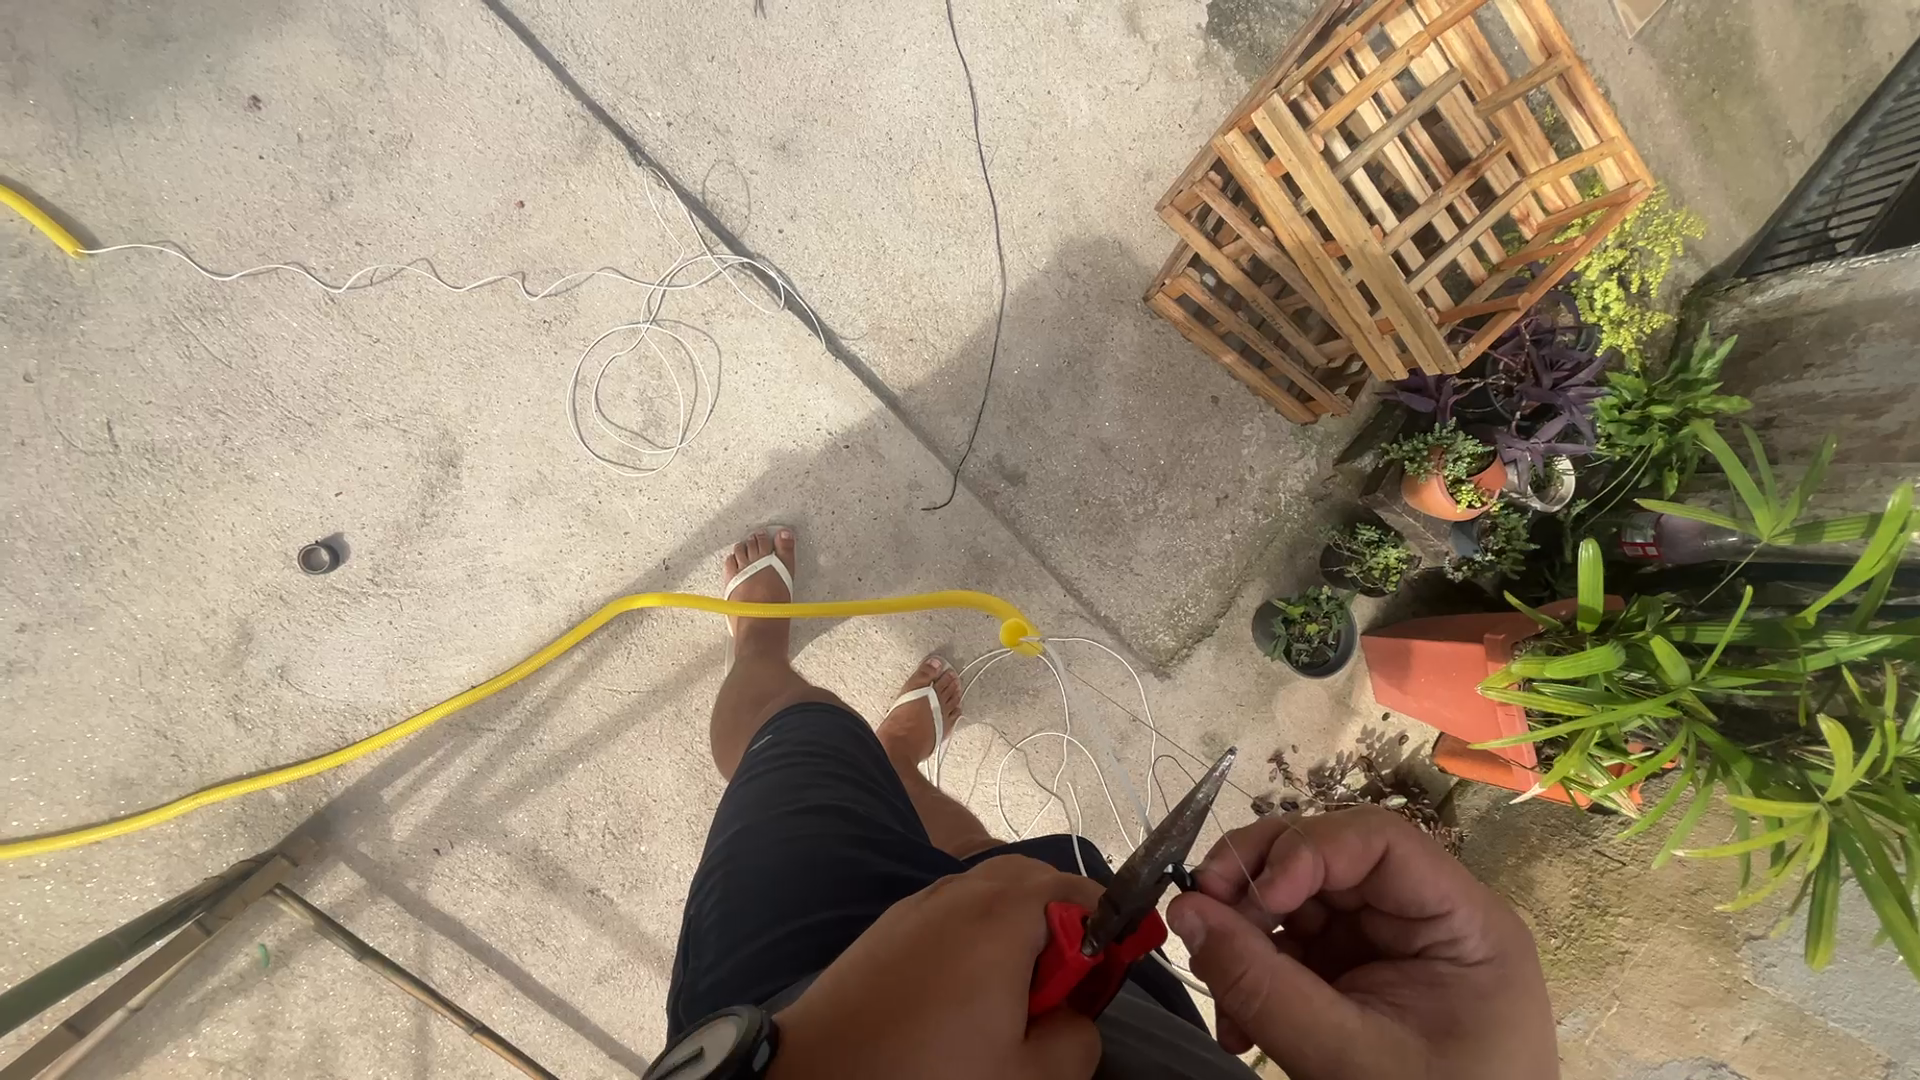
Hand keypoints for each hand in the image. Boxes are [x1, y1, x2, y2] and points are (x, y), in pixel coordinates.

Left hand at [770, 855, 1103, 1079]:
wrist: (819, 1075)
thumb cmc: (929, 1075)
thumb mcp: (1025, 1078)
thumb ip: (1076, 1039)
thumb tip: (1078, 1013)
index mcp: (1003, 916)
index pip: (1073, 890)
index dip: (1107, 920)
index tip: (1120, 957)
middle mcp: (962, 891)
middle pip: (1031, 876)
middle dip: (1063, 914)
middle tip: (1070, 975)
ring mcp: (922, 901)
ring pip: (990, 887)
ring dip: (1020, 919)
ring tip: (1021, 984)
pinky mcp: (892, 921)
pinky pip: (954, 904)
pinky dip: (979, 926)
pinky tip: (970, 982)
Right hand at [1166, 805, 1556, 1079]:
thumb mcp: (1348, 1060)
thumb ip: (1261, 984)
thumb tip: (1182, 907)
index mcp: (1460, 923)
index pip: (1376, 839)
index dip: (1306, 850)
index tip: (1257, 899)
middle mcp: (1418, 914)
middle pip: (1322, 856)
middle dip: (1253, 884)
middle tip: (1202, 915)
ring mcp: (1380, 940)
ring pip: (1291, 894)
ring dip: (1240, 931)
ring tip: (1218, 986)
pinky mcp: (1348, 968)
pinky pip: (1284, 938)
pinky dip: (1249, 968)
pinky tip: (1235, 1020)